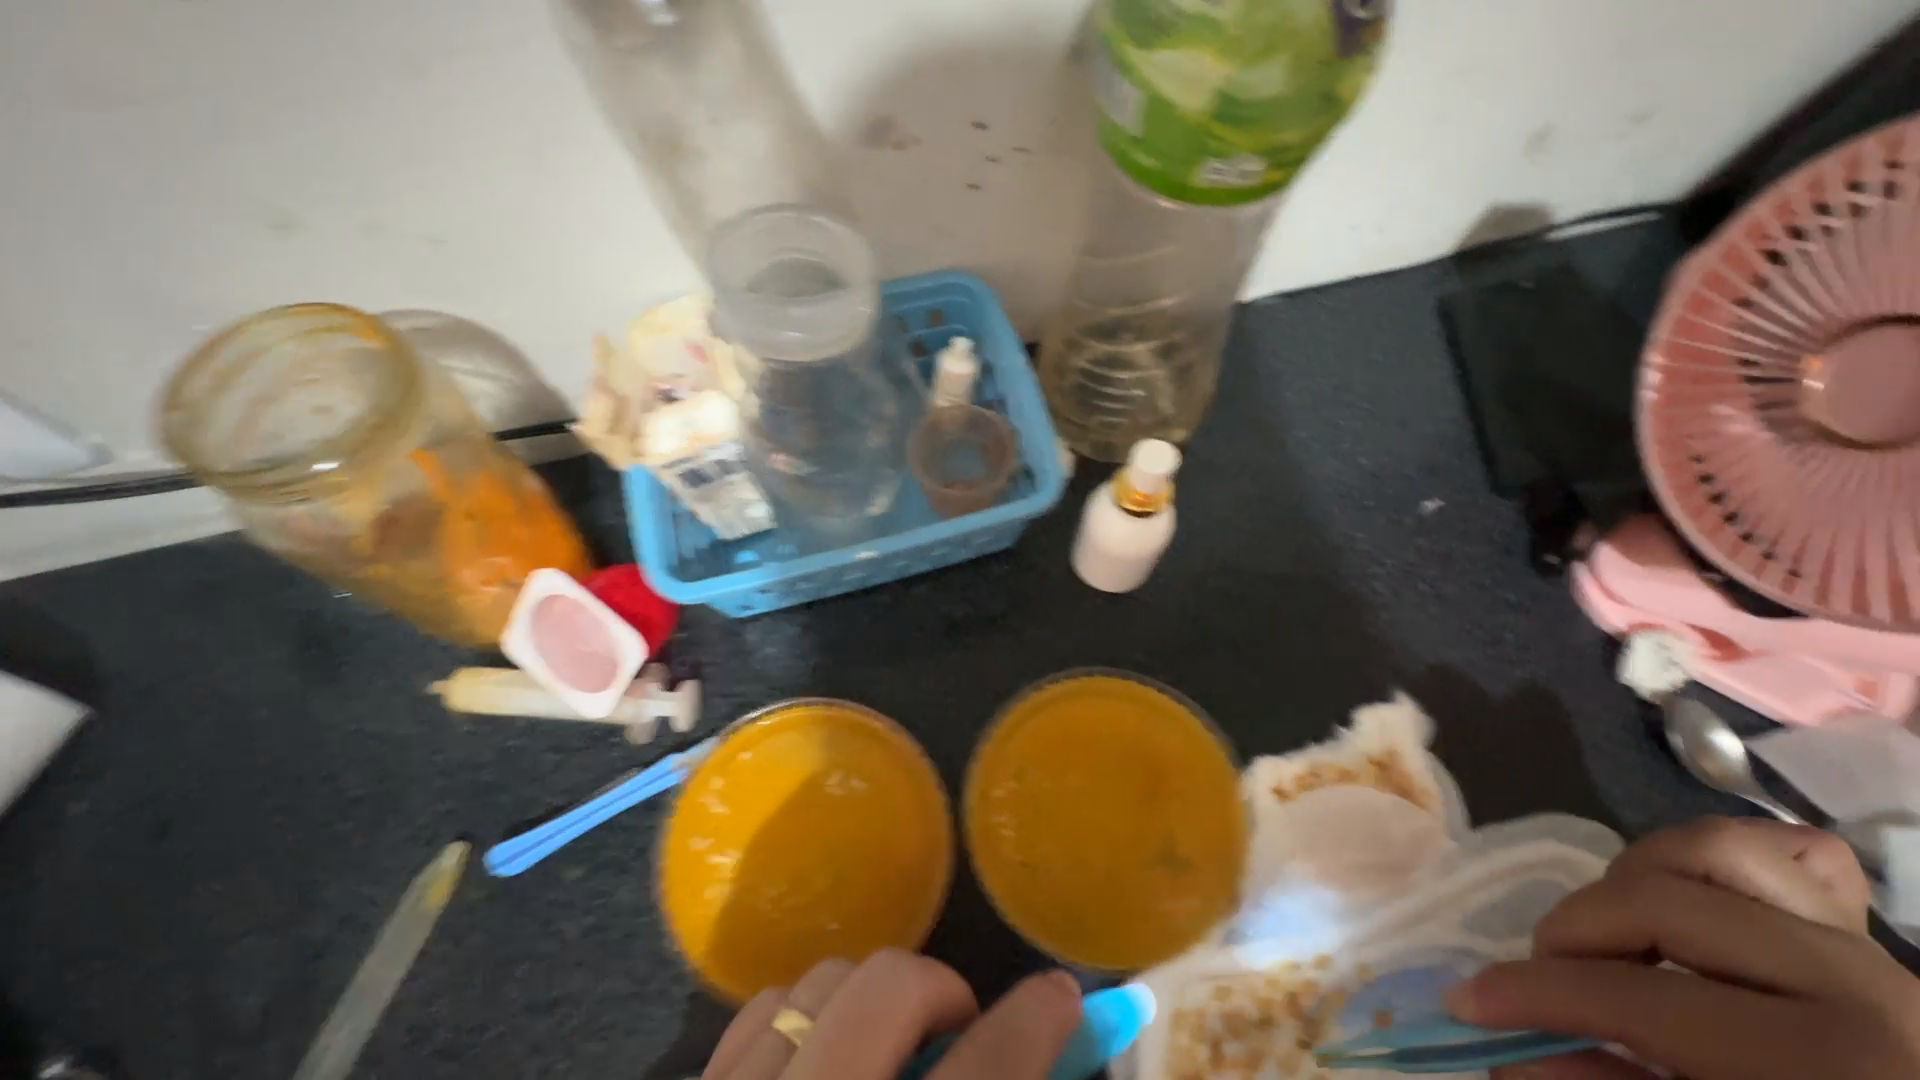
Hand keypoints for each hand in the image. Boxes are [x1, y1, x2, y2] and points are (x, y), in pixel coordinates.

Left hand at [700, 950, 1082, 1079]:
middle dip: (940, 994)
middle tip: (955, 1033)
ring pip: (822, 983)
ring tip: (880, 1049)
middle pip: (890, 987)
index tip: (1061, 993)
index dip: (1035, 1024)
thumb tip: (1038, 1041)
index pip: (986, 1070)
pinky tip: (816, 1058)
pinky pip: (764, 1010)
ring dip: (869, 1003)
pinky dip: (805, 1018)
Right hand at [1445, 817, 1919, 1078]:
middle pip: (1653, 902)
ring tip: (1612, 939)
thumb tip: (1500, 1057)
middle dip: (1570, 935)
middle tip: (1545, 980)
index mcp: (1827, 1059)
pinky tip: (1682, 903)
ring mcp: (1867, 943)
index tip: (1465, 1002)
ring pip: (1708, 848)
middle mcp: (1854, 981)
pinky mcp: (1865, 929)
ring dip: (1631, 883)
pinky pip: (1776, 850)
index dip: (1534, 995)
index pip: (1635, 997)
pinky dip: (1708, 861)